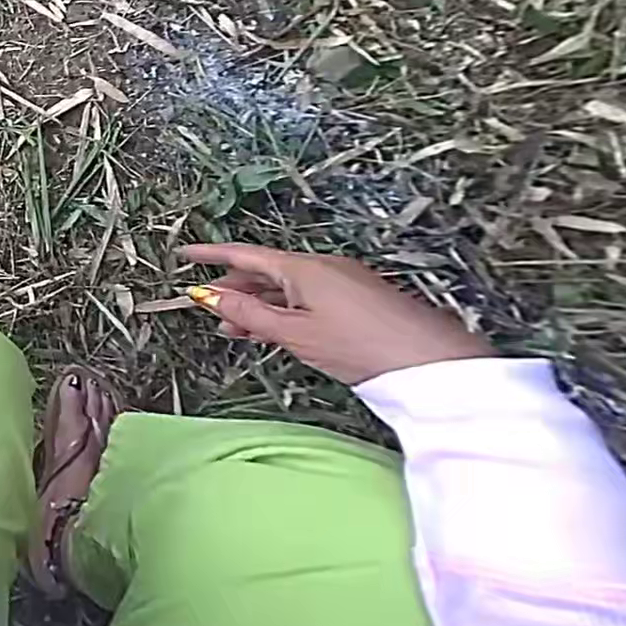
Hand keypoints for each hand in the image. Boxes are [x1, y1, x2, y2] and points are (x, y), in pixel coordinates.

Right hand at [179, 243, 494, 385]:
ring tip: (236, 330)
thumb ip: (245, 313)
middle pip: (264, 271)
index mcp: (302, 267)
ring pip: (285, 288)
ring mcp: (345, 283)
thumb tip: (205, 296)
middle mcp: (322, 267)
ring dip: (257, 306)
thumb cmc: (359, 347)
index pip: (242, 254)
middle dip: (233, 290)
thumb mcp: (292, 332)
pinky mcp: (362, 302)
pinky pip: (307, 298)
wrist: (442, 372)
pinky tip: (272, 331)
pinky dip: (282, 311)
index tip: (183, 254)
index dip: (209, 254)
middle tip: (209, 309)